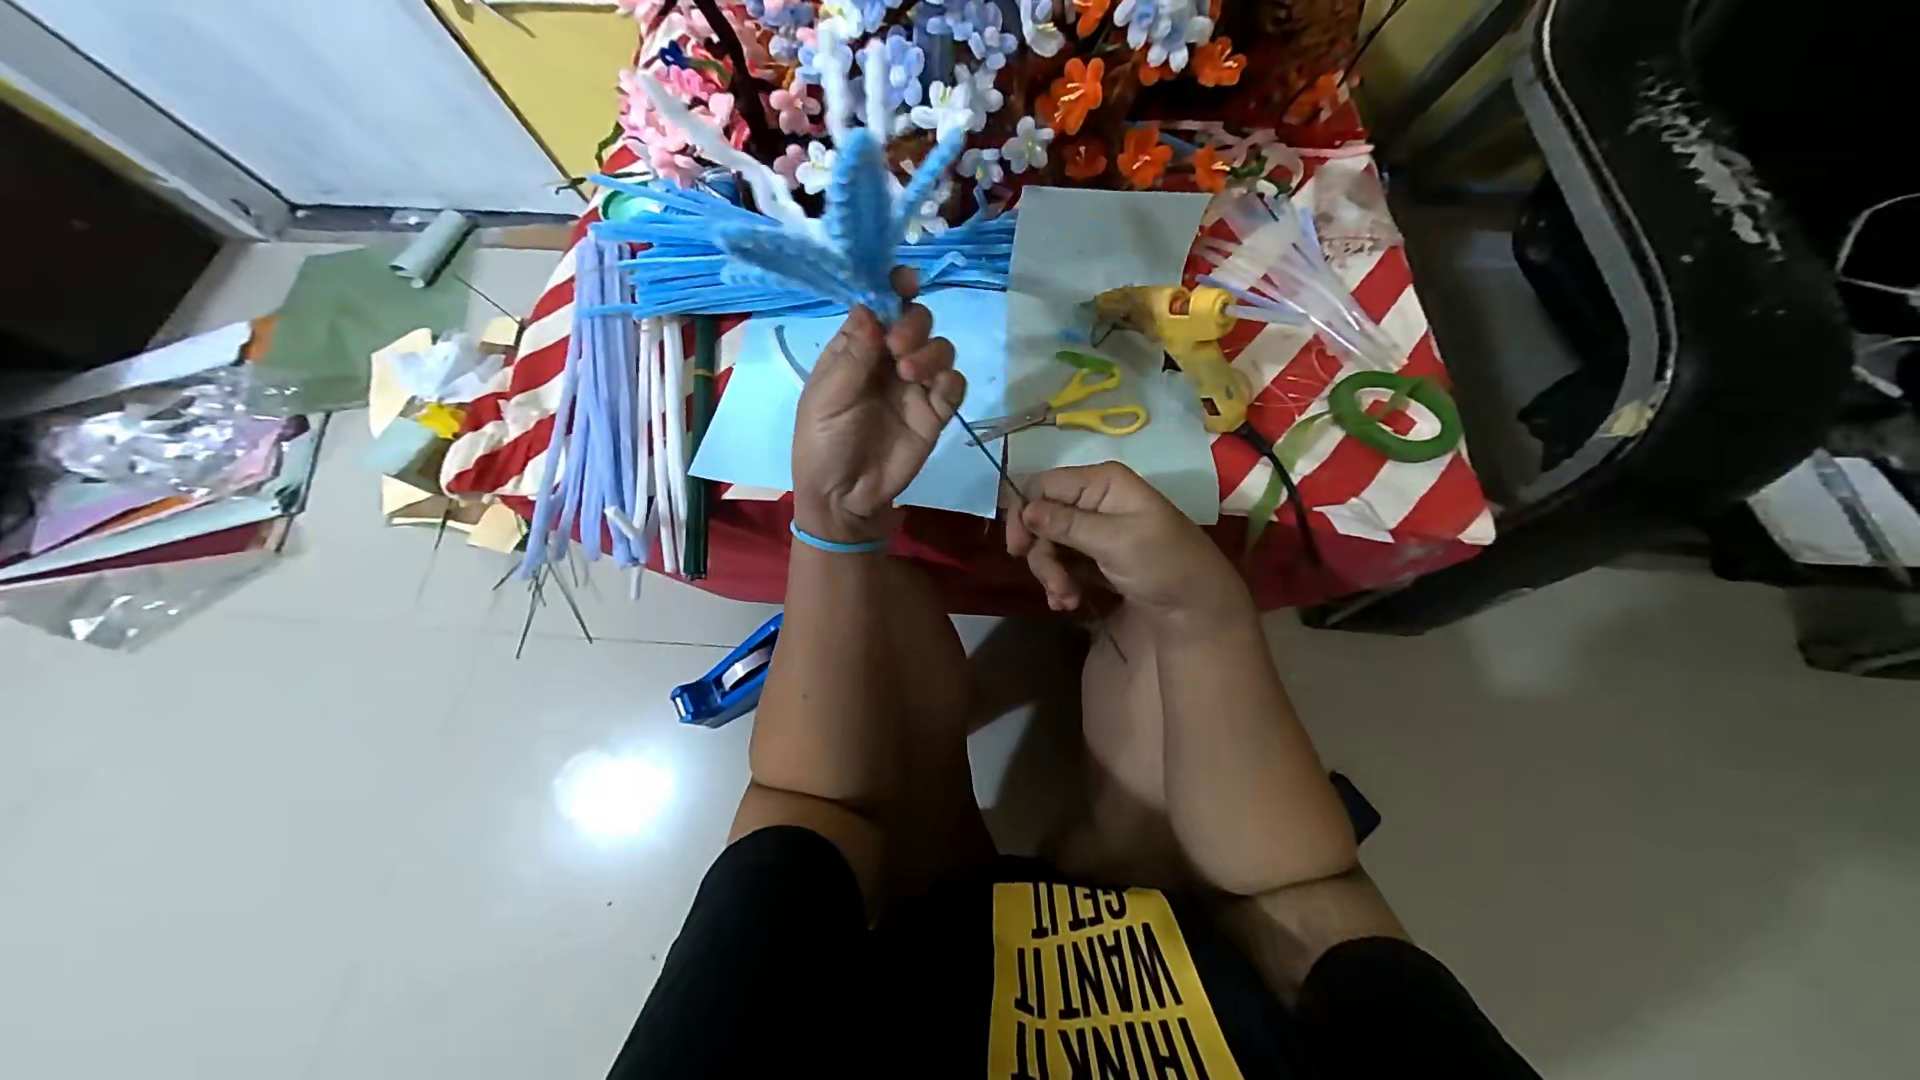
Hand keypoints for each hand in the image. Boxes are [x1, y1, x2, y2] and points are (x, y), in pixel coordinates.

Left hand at [791, 268, 964, 543]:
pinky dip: (951, 380)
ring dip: (930, 351)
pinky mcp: (935, 413)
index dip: (892, 288)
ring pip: (940, 348)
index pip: (878, 307)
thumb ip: (852, 356)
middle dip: (913, 323)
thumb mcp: (825, 399)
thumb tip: (871, 309)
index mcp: (855, 351)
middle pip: (916, 321)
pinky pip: (955, 385)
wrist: (844, 498)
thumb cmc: (822, 446)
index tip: (904, 280)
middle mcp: (887, 362)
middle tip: (898, 348)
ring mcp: (914, 387)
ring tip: (909, 374)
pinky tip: (934, 391)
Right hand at [1006, 462, 1250, 628]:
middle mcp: (1095, 500)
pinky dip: (1062, 582)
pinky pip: (1064, 562)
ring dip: (1052, 574)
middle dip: (1042, 554)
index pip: (1044, 485)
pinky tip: (1067, 602)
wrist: (1198, 606)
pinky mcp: (1096, 556)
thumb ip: (1066, 524)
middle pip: (1043, 518)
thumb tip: (1025, 510)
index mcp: (1102, 483)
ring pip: (1050, 544)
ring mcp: (1095, 529)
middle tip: (1053, 584)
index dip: (1025, 513)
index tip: (1017, 548)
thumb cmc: (1162, 564)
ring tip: (1066, 600)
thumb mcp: (1114, 542)